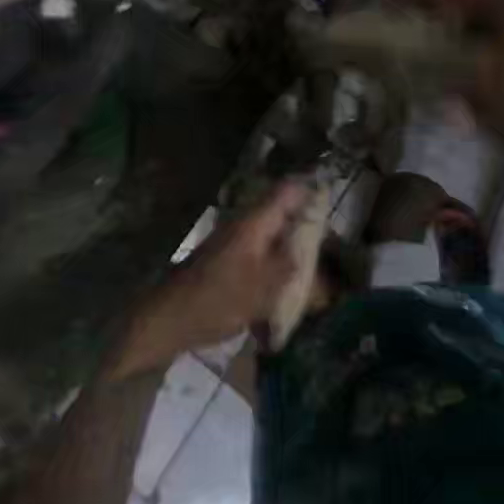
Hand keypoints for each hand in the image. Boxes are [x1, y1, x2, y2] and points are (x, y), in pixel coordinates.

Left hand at [106, 182, 313, 379]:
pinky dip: (274, 256)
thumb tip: (307, 247)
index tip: (333, 194)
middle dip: (304, 216)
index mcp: (255, 222)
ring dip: (289, 239)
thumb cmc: (219, 300)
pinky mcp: (226, 258)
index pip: (288, 190)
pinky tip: (285, 277)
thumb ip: (289, 264)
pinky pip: (258, 248)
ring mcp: (233, 239)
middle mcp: (244, 223)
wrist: (170, 316)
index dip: (311, 187)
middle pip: (280, 208)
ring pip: (269, 230)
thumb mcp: (264, 288)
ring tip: (313, 256)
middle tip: (331, 233)